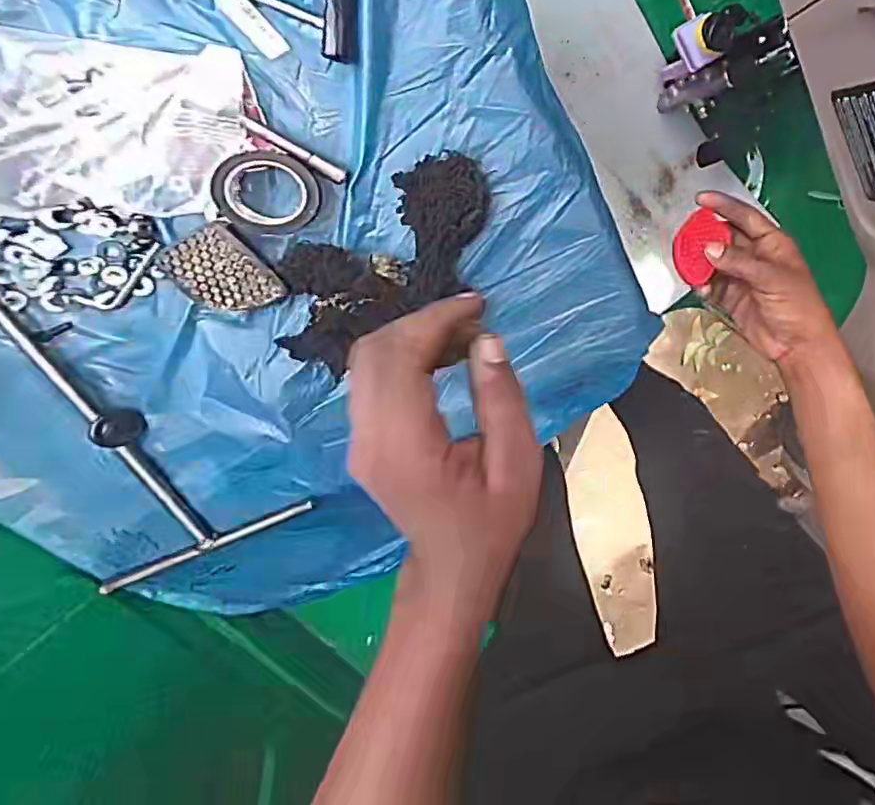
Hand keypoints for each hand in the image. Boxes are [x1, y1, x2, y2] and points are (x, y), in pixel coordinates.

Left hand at [347, 294, 541, 624]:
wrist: (452, 568)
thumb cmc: (491, 521)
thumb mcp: (517, 462)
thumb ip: (501, 399)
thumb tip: (486, 340)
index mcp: (404, 446)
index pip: (400, 358)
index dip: (435, 321)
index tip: (476, 305)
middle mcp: (367, 438)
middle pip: (374, 350)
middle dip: (423, 322)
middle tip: (473, 319)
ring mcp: (357, 439)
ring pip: (368, 358)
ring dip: (413, 335)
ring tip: (464, 336)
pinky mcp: (361, 437)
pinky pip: (373, 376)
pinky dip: (405, 353)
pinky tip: (443, 356)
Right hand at [696, 191, 843, 371]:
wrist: (798, 345)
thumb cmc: (799, 307)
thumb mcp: (772, 277)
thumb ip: (739, 261)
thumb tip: (710, 249)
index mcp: (772, 243)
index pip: (745, 217)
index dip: (724, 205)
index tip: (702, 198)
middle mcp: (755, 256)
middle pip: (725, 237)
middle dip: (706, 235)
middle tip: (688, 234)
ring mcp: (742, 277)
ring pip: (714, 261)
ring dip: (700, 260)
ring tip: (687, 260)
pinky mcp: (732, 297)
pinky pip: (711, 284)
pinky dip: (701, 284)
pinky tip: (698, 285)